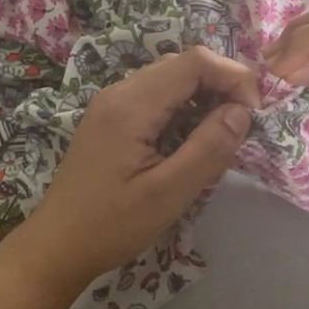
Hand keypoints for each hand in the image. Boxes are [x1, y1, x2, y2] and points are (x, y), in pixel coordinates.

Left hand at [0, 46, 260, 292]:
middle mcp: (119, 93)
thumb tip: (242, 112)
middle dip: (221, 86)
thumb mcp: (167, 194)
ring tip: (220, 139)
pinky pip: (154, 99)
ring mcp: (110, 105)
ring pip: (170, 81)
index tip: (252, 117)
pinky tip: (189, 144)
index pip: (195, 62)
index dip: (233, 77)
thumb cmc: (111, 226)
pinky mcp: (110, 121)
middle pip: (182, 65)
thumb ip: (208, 149)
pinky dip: (182, 111)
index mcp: (131, 105)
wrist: (56, 246)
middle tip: (241, 129)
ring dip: (202, 99)